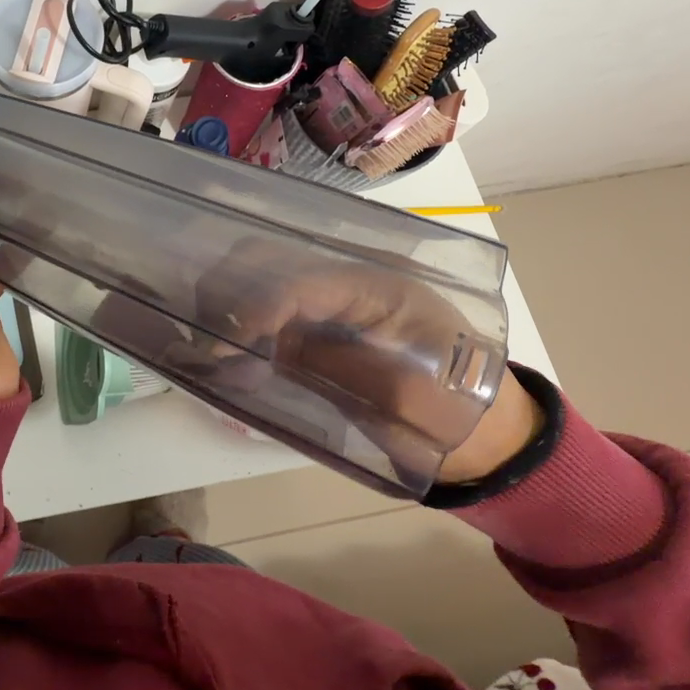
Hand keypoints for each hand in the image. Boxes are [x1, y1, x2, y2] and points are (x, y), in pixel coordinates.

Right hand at [185, 240, 540, 483]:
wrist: (480, 433)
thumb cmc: (448, 415)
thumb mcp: (395, 396)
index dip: (258, 306)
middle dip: (229, 293)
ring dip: (228, 304)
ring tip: (216, 350)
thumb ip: (325, 364)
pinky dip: (238, 318)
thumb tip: (253, 349)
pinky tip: (228, 352)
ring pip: (259, 271)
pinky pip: (266, 300)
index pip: (302, 278)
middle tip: (208, 343)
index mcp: (380, 284)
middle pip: (270, 256)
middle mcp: (349, 274)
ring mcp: (331, 292)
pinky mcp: (318, 315)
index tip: (225, 346)